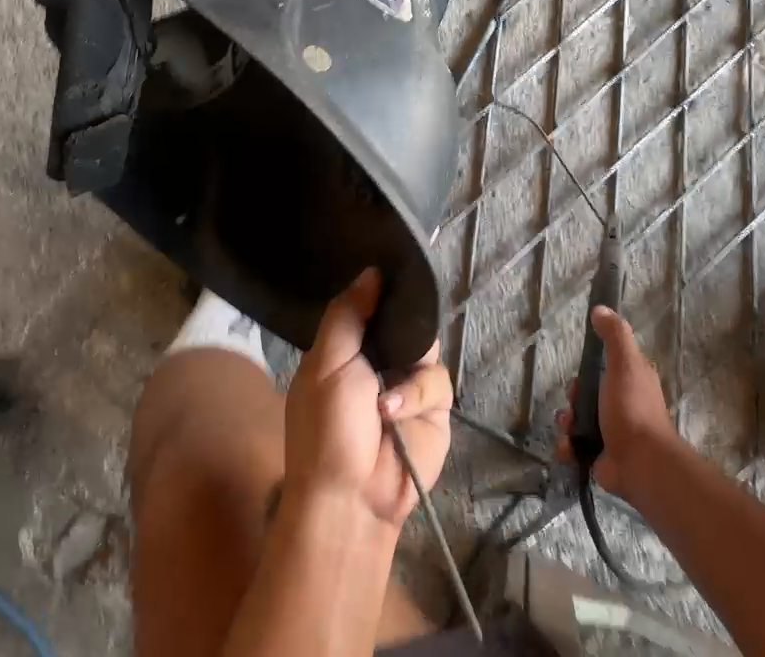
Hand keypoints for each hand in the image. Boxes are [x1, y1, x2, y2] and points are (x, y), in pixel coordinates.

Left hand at [284, 269, 452, 529]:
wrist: (350, 497)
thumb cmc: (326, 428)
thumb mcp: (326, 363)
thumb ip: (348, 314)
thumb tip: (371, 270)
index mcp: (347, 350)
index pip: (371, 307)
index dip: (382, 290)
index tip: (395, 268)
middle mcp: (380, 363)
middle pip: (407, 324)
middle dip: (407, 326)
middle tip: (404, 325)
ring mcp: (408, 386)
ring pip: (428, 350)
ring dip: (409, 370)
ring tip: (386, 399)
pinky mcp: (434, 410)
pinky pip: (438, 383)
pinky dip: (417, 395)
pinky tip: (395, 414)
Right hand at [554, 306, 676, 500]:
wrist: (639, 462)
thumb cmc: (631, 408)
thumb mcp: (625, 363)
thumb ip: (614, 335)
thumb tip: (600, 309)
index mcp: (630, 382)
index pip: (603, 370)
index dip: (588, 371)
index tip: (582, 375)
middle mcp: (621, 406)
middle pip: (584, 396)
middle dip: (572, 400)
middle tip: (574, 406)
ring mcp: (610, 433)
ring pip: (575, 421)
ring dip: (566, 424)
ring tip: (570, 430)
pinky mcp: (598, 456)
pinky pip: (573, 447)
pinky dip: (568, 448)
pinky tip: (571, 449)